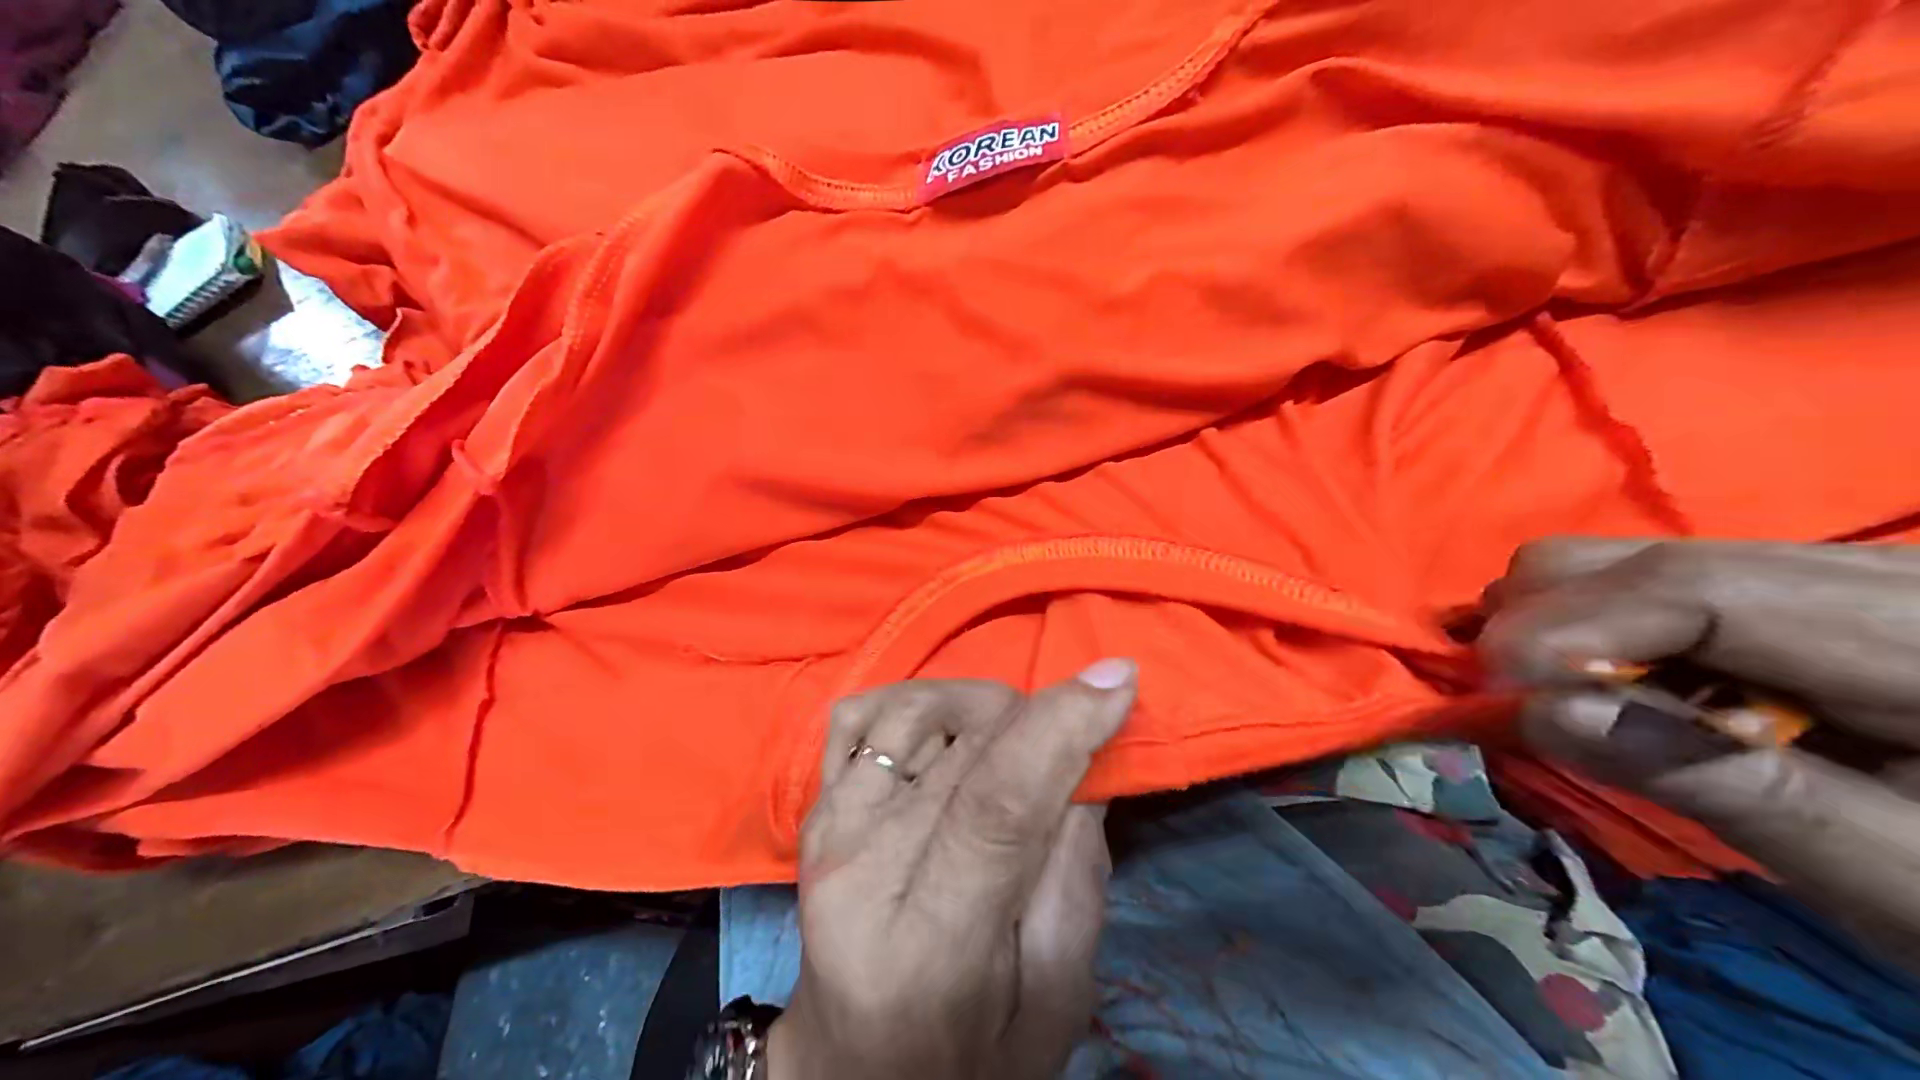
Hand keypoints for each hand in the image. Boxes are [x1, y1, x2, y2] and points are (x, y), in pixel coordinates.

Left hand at [768, 661, 1137, 1079]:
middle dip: (1039, 724)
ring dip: (984, 710)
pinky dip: (919, 704)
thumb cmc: (966, 1053)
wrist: (852, 1061)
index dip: (1059, 729)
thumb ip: (1076, 878)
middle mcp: (859, 868)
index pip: (994, 807)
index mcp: (928, 943)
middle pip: (967, 745)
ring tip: (1008, 752)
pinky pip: (863, 711)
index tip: (1116, 680)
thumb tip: (1087, 759)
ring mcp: (828, 826)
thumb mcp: (1054, 999)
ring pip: (919, 710)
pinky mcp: (815, 804)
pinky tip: (946, 738)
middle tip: (1067, 757)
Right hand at [1481, 539, 1919, 958]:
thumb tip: (1540, 713)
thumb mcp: (1893, 875)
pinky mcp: (1776, 586)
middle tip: (1524, 714)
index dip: (1566, 631)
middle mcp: (1871, 570)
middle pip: (1631, 560)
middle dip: (1543, 631)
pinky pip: (1631, 581)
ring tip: (1572, 708)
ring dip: (1556, 632)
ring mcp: (1817, 567)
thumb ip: (1723, 784)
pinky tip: (1614, 689)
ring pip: (1611, 559)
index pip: (1695, 590)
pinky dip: (1585, 631)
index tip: (1495, 698)